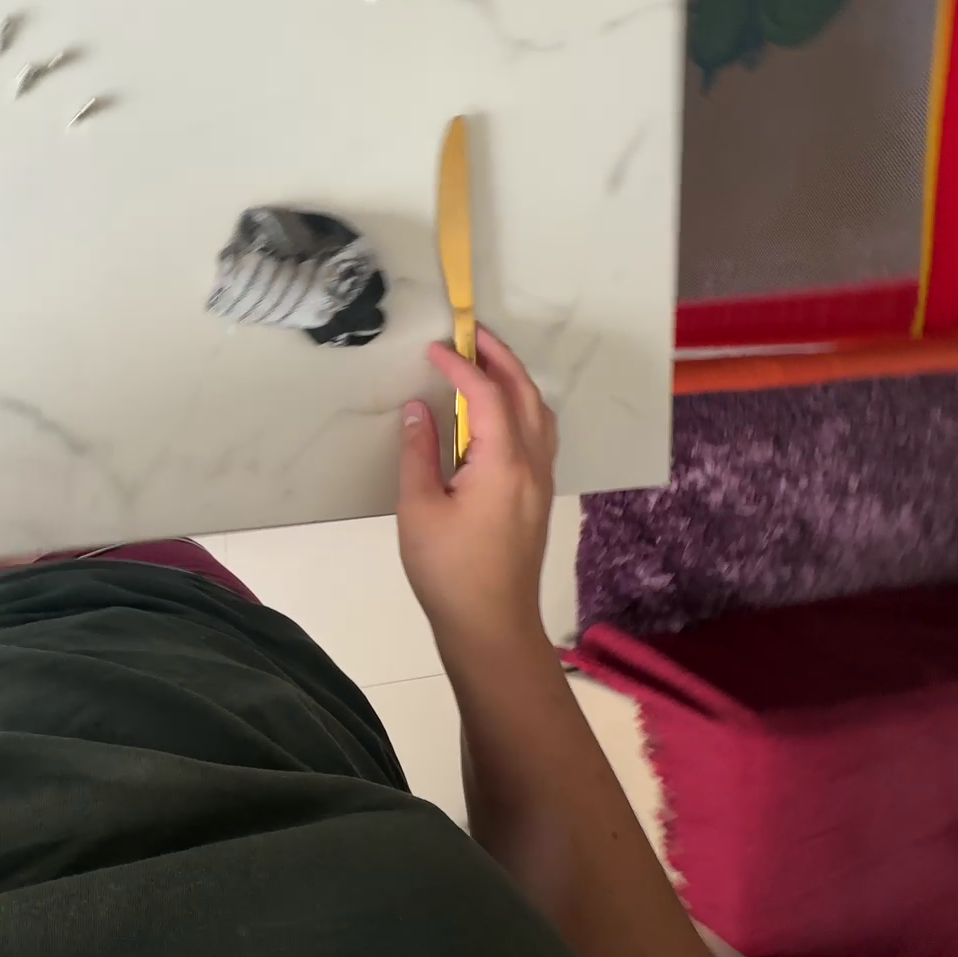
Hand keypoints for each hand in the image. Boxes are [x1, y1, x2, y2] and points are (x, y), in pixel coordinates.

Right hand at [396, 328, 558, 635]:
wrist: (490, 623)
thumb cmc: (447, 568)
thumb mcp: (419, 507)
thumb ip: (418, 452)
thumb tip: (417, 409)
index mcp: (502, 462)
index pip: (485, 395)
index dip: (460, 365)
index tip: (434, 347)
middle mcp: (531, 463)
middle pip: (524, 394)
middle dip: (500, 357)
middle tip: (471, 333)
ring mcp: (540, 480)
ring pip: (539, 413)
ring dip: (515, 380)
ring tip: (486, 363)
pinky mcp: (537, 496)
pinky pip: (538, 434)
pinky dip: (521, 406)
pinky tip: (499, 413)